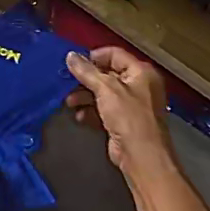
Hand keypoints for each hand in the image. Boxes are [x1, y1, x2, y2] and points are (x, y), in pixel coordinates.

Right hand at [65, 47, 174, 178]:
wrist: (141, 155)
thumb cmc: (129, 117)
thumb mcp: (106, 89)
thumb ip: (87, 72)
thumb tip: (71, 56)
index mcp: (141, 72)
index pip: (116, 55)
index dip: (95, 56)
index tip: (75, 63)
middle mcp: (139, 85)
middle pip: (108, 75)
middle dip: (87, 80)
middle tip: (68, 83)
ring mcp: (132, 105)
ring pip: (104, 94)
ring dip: (86, 97)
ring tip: (69, 102)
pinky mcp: (124, 122)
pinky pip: (105, 111)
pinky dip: (92, 111)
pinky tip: (78, 116)